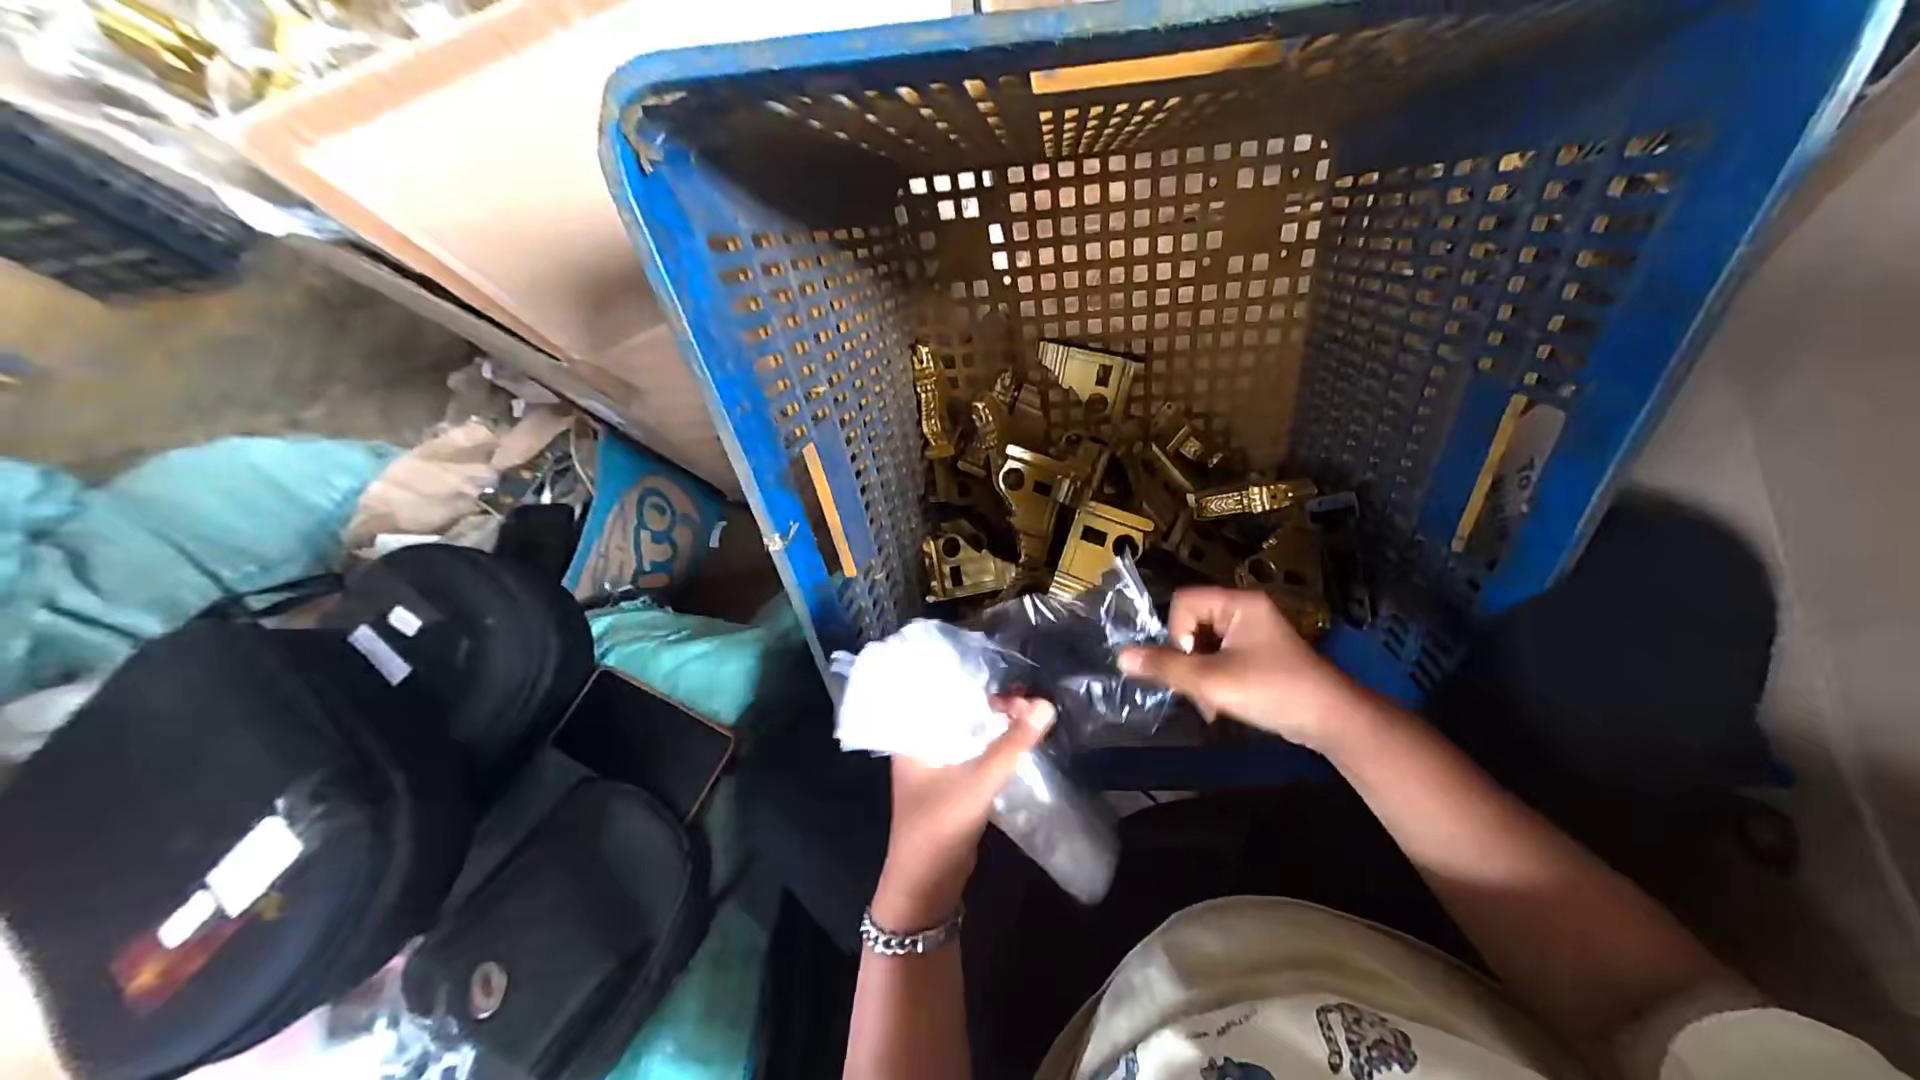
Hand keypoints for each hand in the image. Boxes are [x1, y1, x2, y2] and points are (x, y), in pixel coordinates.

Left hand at [870, 697, 1055, 930]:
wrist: (925, 888)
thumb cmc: (938, 828)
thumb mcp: (977, 783)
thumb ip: (1011, 746)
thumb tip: (1045, 705)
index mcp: (912, 737)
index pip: (939, 692)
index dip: (972, 680)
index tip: (1008, 673)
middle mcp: (921, 744)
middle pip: (958, 711)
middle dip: (991, 701)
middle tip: (1027, 696)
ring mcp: (937, 764)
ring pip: (970, 731)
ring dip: (996, 722)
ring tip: (1031, 709)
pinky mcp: (953, 782)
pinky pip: (976, 751)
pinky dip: (996, 743)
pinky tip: (1020, 735)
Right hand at [1118, 587, 1359, 752]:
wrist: (1332, 721)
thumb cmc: (1273, 690)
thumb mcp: (1212, 680)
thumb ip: (1165, 667)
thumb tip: (1121, 656)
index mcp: (1238, 603)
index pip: (1183, 602)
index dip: (1177, 633)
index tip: (1191, 663)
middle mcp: (1245, 610)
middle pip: (1191, 624)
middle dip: (1188, 660)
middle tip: (1197, 689)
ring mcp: (1252, 633)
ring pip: (1202, 645)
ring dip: (1198, 675)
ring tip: (1210, 702)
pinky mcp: (1257, 655)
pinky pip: (1219, 658)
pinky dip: (1213, 680)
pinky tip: (1219, 704)